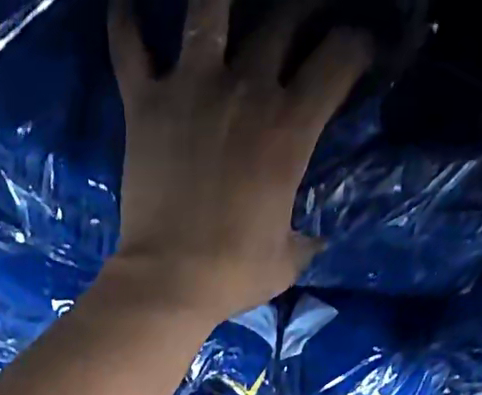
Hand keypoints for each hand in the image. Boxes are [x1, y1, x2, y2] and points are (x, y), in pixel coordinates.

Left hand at [106, 0, 372, 317]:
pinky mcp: (145, 104)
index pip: (340, 56)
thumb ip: (305, 239)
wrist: (169, 281)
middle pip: (283, 17)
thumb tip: (315, 239)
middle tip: (304, 15)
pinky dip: (125, 20)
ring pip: (208, 7)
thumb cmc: (232, 274)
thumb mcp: (287, 261)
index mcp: (290, 126)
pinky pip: (130, 46)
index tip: (357, 53)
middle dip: (303, 7)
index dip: (357, 46)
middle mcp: (246, 90)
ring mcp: (192, 89)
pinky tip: (125, 2)